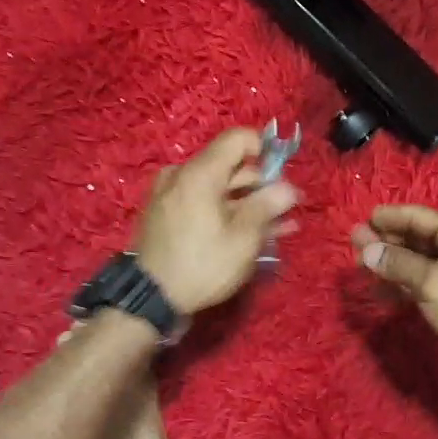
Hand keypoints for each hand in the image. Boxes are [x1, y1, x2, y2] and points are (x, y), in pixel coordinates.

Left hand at [133, 128, 299, 314]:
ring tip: (279, 226)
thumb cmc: (201, 265)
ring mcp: (171, 195)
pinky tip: (251, 233)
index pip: (238, 139)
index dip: (265, 150)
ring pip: (218, 188)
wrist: (149, 299)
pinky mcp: (166, 215)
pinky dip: (225, 212)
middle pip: (229, 166)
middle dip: (261, 185)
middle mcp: (182, 175)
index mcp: (200, 173)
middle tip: (287, 209)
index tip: (283, 175)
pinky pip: (202, 202)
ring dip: (248, 203)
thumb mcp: (242, 240)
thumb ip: (267, 207)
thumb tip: (289, 188)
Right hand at [351, 205, 437, 374]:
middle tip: (354, 249)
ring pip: (418, 261)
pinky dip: (404, 283)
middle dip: (386, 242)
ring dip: (392, 264)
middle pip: (416, 238)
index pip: (418, 217)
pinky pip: (424, 280)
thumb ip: (397, 264)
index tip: (361, 222)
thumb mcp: (432, 284)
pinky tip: (383, 292)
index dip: (388, 218)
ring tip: (362, 270)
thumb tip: (365, 249)